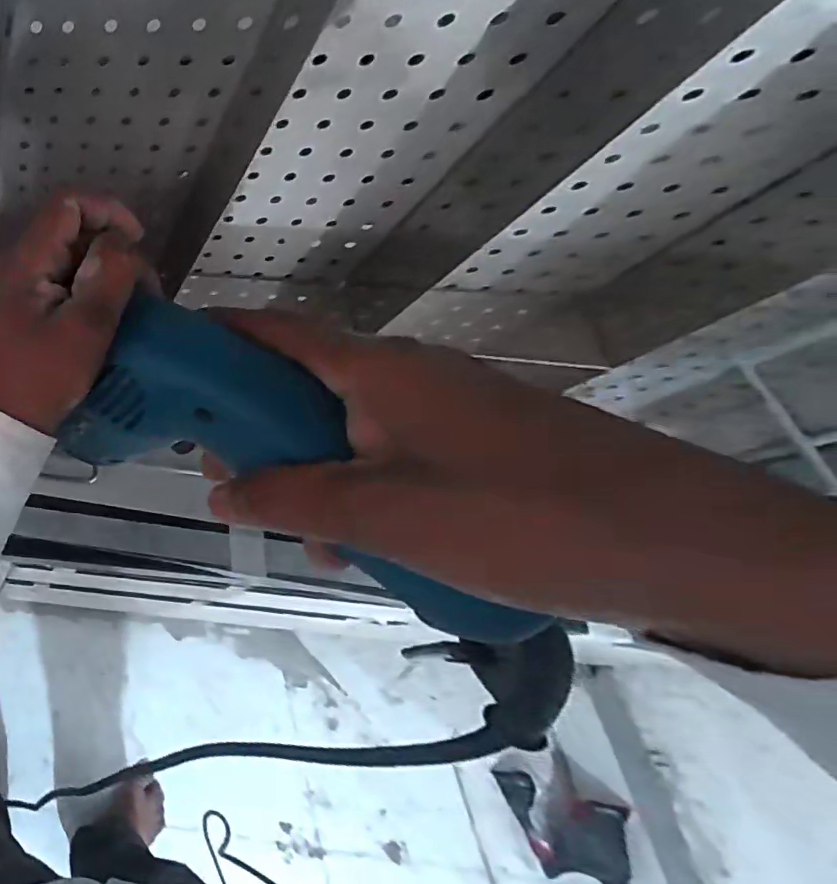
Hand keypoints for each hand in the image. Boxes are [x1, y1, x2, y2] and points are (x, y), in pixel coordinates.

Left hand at [0, 192, 146, 433]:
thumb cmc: (42, 380)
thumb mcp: (86, 329)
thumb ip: (110, 274)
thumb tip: (119, 240)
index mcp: (19, 263)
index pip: (65, 205)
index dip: (107, 211)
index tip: (137, 241)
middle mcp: (3, 265)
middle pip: (62, 230)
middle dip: (106, 247)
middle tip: (138, 285)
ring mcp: (0, 286)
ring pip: (57, 255)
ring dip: (94, 269)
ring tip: (123, 302)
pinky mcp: (4, 306)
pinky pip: (45, 278)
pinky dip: (75, 285)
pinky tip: (96, 312)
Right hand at [203, 309, 836, 676]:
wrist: (712, 553)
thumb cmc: (523, 516)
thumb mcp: (382, 516)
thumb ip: (288, 500)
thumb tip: (217, 494)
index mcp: (374, 370)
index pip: (273, 329)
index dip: (216, 331)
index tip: (171, 353)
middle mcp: (403, 375)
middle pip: (299, 383)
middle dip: (253, 427)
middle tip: (224, 475)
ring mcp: (443, 407)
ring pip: (343, 427)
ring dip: (307, 471)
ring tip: (302, 534)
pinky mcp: (477, 442)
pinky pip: (388, 453)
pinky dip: (359, 488)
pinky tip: (364, 548)